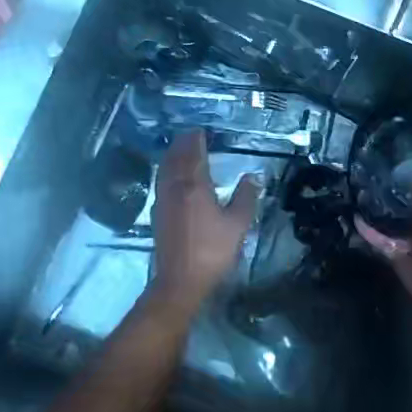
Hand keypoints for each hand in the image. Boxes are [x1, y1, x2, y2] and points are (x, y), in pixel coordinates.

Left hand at [149, 130, 259, 307]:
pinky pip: (162, 181)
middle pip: (176, 158)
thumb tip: (253, 176)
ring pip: (165, 169)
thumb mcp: (237, 224)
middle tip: (191, 135)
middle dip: (183, 144)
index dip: (196, 140)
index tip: (201, 130)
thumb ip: (246, 197)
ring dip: (172, 155)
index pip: (194, 154)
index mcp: (194, 186)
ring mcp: (163, 200)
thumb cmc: (212, 251)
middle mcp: (175, 188)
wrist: (180, 281)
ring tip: (181, 149)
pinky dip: (167, 170)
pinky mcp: (158, 213)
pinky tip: (173, 175)